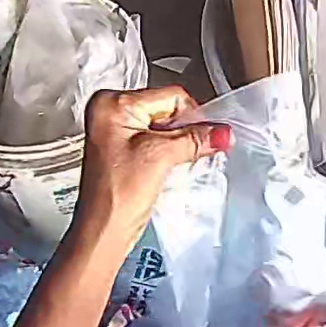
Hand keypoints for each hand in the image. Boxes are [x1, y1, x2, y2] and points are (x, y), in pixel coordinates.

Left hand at [71, 87, 230, 244]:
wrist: (102, 231)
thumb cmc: (116, 196)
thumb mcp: (161, 157)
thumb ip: (195, 139)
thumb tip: (222, 131)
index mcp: (111, 103)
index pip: (170, 95)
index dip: (192, 116)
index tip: (206, 136)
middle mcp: (107, 111)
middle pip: (166, 108)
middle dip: (183, 130)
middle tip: (188, 153)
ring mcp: (112, 130)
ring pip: (162, 125)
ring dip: (176, 142)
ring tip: (174, 163)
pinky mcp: (120, 149)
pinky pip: (153, 139)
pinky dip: (167, 151)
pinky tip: (168, 166)